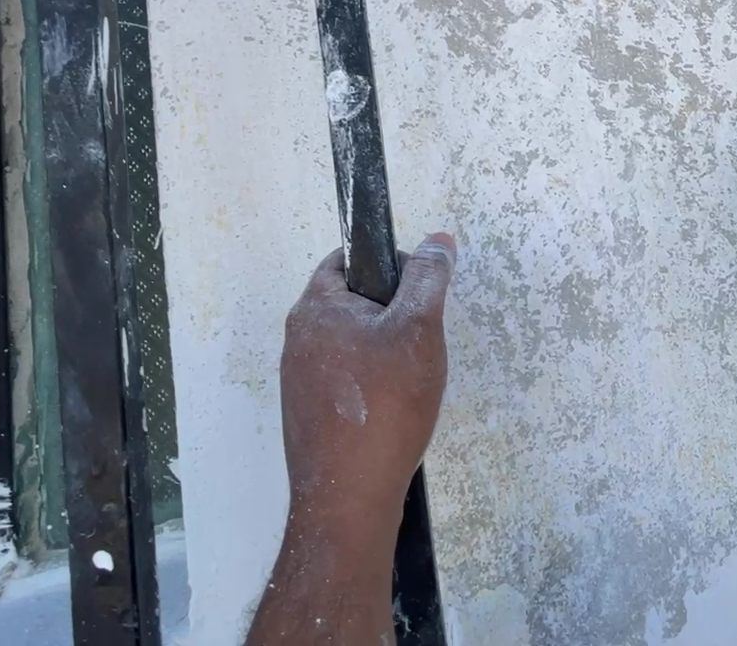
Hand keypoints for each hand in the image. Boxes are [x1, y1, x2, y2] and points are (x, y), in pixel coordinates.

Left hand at [278, 233, 454, 542]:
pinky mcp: (308, 412)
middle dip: (391, 309)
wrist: (350, 498)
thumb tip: (438, 239)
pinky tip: (395, 403)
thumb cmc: (386, 402)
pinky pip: (345, 375)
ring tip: (413, 372)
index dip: (387, 262)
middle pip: (351, 301)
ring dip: (383, 346)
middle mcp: (298, 339)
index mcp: (315, 309)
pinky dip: (372, 378)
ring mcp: (299, 379)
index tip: (419, 288)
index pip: (346, 260)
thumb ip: (428, 278)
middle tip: (422, 333)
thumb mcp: (418, 328)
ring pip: (351, 341)